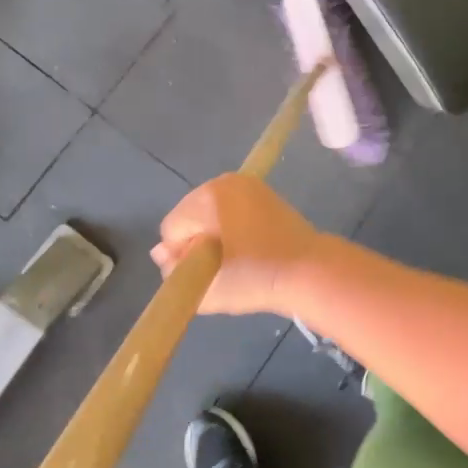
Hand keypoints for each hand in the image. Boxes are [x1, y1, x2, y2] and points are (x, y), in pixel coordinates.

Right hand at [151, 174, 319, 315]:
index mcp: (206, 198)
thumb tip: (161, 253)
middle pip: (190, 214)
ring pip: (210, 210)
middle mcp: (223, 181)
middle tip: (216, 266)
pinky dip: (231, 224)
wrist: (306, 270)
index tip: (201, 272)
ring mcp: (246, 183)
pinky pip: (231, 207)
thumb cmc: (253, 278)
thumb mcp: (205, 286)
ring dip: (213, 231)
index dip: (179, 254)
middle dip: (195, 239)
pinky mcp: (263, 191)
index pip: (172, 227)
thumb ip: (174, 270)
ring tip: (233, 257)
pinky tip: (246, 245)